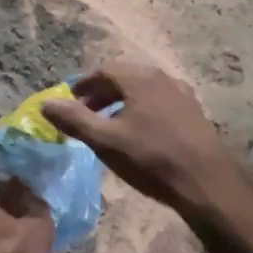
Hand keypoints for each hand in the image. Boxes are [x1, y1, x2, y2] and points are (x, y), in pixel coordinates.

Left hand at [0, 179, 53, 252]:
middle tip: (41, 206)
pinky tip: (22, 245)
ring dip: (12, 221)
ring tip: (36, 227)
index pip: (4, 174)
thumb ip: (39, 202)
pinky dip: (3, 237)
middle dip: (17, 201)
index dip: (25, 179)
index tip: (42, 185)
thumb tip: (37, 192)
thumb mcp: (40, 227)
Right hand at [40, 61, 243, 217]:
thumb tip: (46, 104)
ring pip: (143, 90)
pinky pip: (159, 102)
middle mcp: (162, 77)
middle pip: (125, 77)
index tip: (70, 102)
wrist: (205, 181)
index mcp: (140, 78)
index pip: (103, 71)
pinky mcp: (193, 112)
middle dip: (101, 93)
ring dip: (122, 102)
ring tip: (109, 125)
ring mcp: (182, 94)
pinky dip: (141, 109)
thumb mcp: (105, 141)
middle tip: (85, 114)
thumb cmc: (151, 159)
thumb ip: (74, 120)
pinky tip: (139, 133)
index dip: (83, 86)